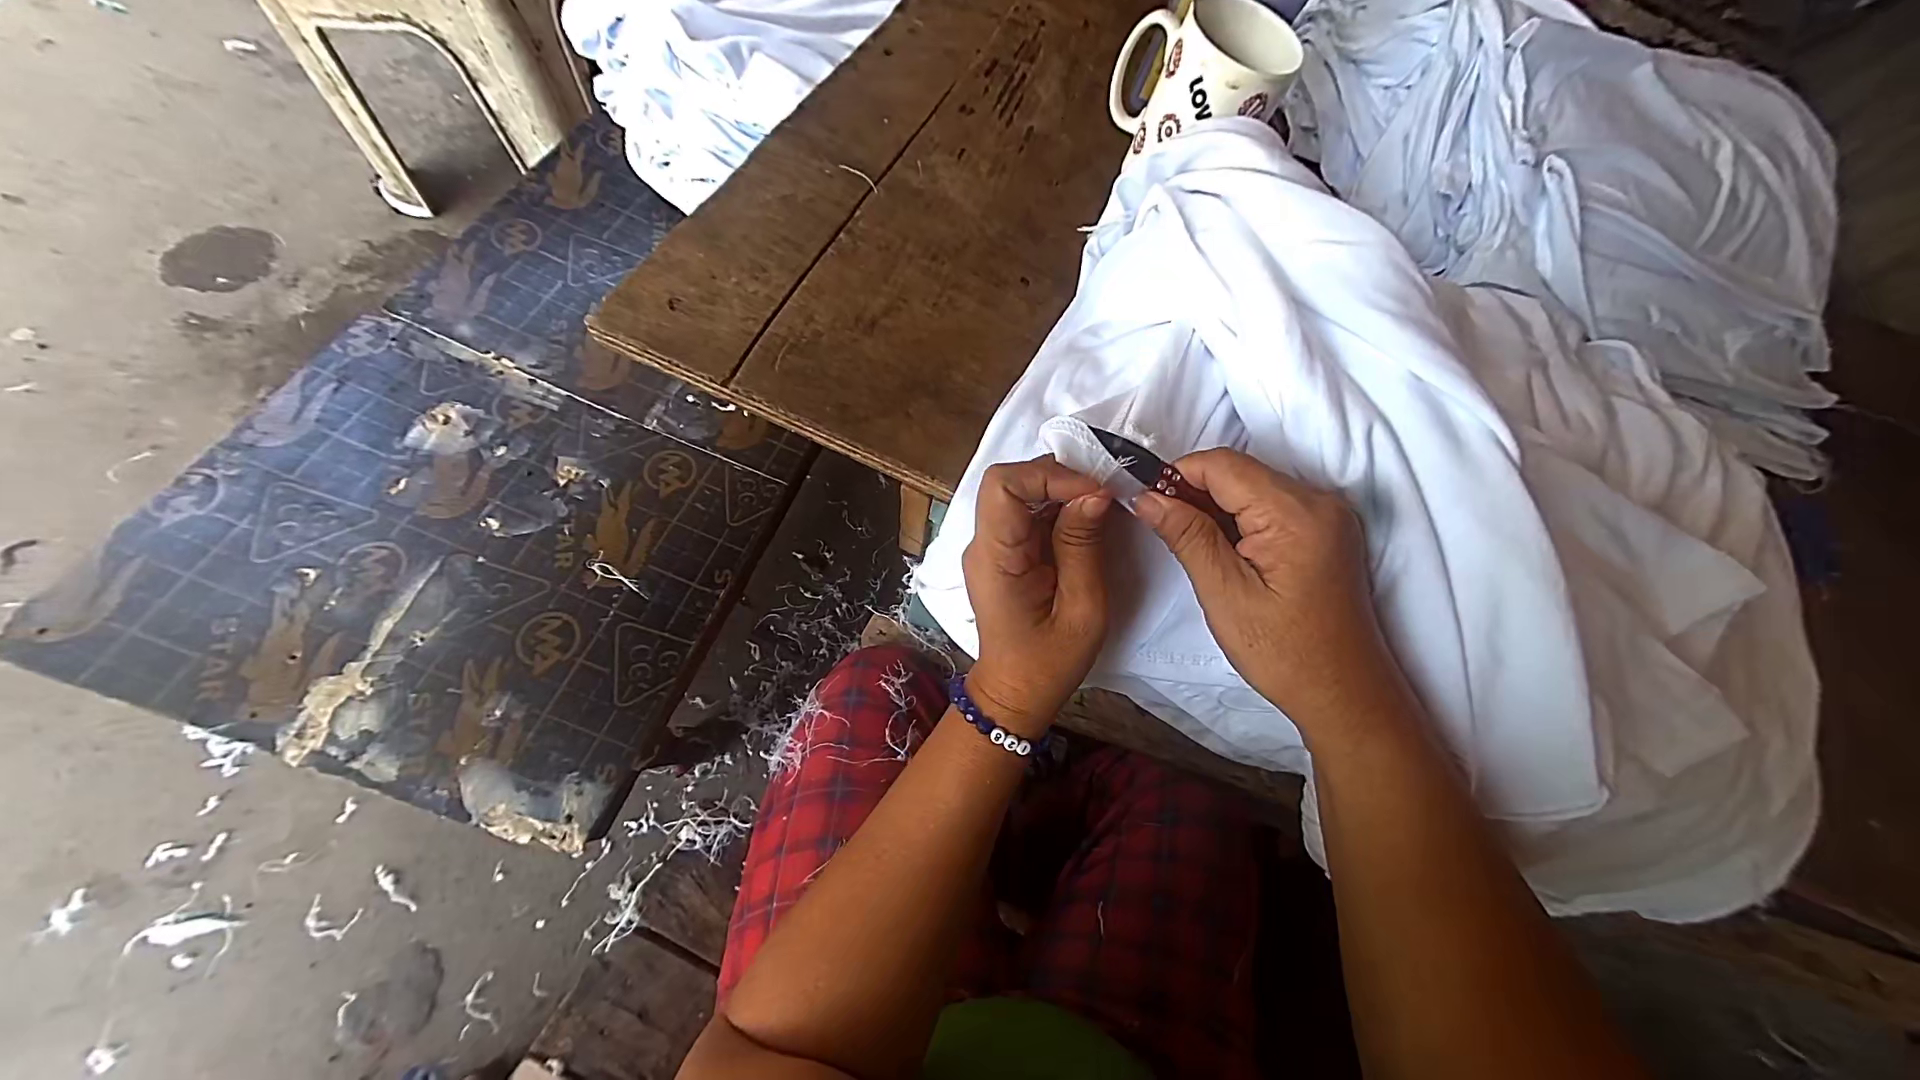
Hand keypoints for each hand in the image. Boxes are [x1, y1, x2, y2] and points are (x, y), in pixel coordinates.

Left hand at [961, 456, 1111, 736]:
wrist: (1015, 691)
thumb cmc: (1049, 663)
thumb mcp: (1082, 609)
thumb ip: (1083, 546)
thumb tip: (1096, 492)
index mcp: (995, 558)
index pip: (1003, 486)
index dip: (1049, 476)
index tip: (1095, 490)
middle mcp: (984, 544)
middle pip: (1009, 482)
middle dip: (1059, 477)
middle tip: (1105, 491)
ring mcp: (991, 546)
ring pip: (1020, 492)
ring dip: (1062, 490)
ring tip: (1101, 503)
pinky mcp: (1004, 551)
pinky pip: (1027, 513)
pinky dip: (1058, 506)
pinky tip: (1086, 519)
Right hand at [1133, 448, 1402, 733]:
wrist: (1344, 694)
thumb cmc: (1284, 653)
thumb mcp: (1224, 594)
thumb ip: (1187, 536)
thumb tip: (1148, 497)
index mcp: (1296, 514)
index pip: (1223, 465)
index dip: (1176, 474)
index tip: (1144, 500)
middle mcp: (1319, 501)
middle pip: (1239, 471)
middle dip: (1192, 489)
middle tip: (1159, 523)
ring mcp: (1327, 514)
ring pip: (1252, 485)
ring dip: (1213, 504)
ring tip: (1186, 539)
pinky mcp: (1325, 530)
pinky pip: (1270, 504)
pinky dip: (1237, 516)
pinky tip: (1219, 546)